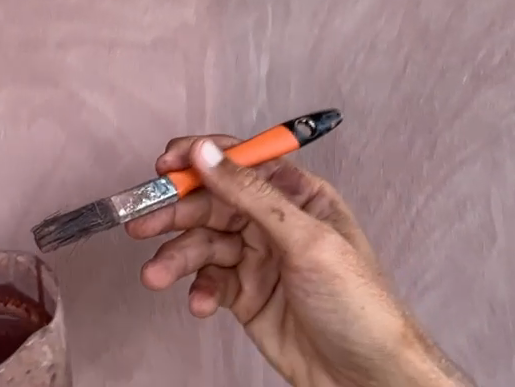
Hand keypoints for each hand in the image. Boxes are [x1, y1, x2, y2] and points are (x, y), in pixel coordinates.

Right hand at [126, 136, 469, 386]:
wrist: (374, 385)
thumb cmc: (358, 305)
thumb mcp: (306, 240)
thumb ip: (250, 193)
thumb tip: (204, 151)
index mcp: (293, 194)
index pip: (237, 160)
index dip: (199, 158)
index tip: (164, 166)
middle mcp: (269, 220)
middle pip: (209, 200)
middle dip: (174, 212)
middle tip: (141, 223)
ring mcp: (255, 257)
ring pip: (202, 242)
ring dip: (176, 256)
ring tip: (155, 275)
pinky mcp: (244, 294)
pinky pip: (209, 280)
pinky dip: (197, 289)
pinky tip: (199, 304)